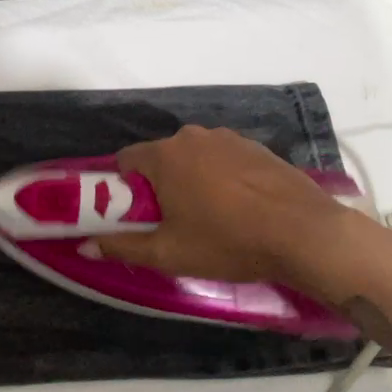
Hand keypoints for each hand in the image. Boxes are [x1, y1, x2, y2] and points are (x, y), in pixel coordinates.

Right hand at [94, 126, 348, 285]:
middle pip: (161, 157)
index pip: (126, 160)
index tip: (139, 214)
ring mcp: (228, 139)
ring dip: (194, 179)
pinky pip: (225, 159)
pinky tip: (242, 207)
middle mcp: (192, 137)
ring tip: (213, 215)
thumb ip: (122, 247)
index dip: (126, 188)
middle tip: (175, 220)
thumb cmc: (228, 242)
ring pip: (195, 157)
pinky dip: (224, 178)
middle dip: (161, 184)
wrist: (307, 235)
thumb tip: (84, 247)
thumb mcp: (169, 253)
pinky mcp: (259, 148)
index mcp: (164, 156)